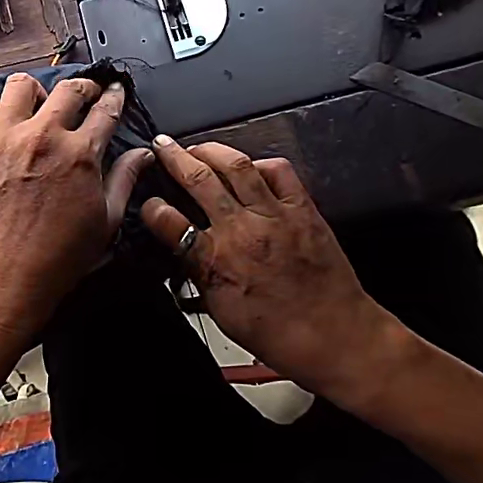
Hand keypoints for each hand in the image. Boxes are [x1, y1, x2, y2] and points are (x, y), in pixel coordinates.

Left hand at [0, 73, 153, 345]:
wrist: (2, 280)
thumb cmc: (55, 259)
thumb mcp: (106, 222)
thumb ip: (125, 179)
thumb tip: (142, 155)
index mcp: (81, 155)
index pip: (105, 109)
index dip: (115, 96)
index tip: (115, 91)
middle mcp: (44, 138)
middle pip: (69, 89)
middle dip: (84, 86)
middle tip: (86, 92)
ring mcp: (5, 139)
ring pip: (21, 86)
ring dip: (37, 91)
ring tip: (40, 103)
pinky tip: (3, 122)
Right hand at [140, 137, 400, 400]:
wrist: (334, 335)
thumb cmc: (279, 332)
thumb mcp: (221, 310)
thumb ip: (198, 273)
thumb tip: (180, 250)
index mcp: (217, 262)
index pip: (170, 222)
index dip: (152, 207)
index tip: (147, 202)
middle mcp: (242, 232)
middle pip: (200, 180)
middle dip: (174, 157)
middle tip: (163, 147)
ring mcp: (274, 216)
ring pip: (237, 166)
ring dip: (212, 150)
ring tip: (198, 146)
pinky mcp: (302, 210)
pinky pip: (280, 171)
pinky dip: (260, 162)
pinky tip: (250, 166)